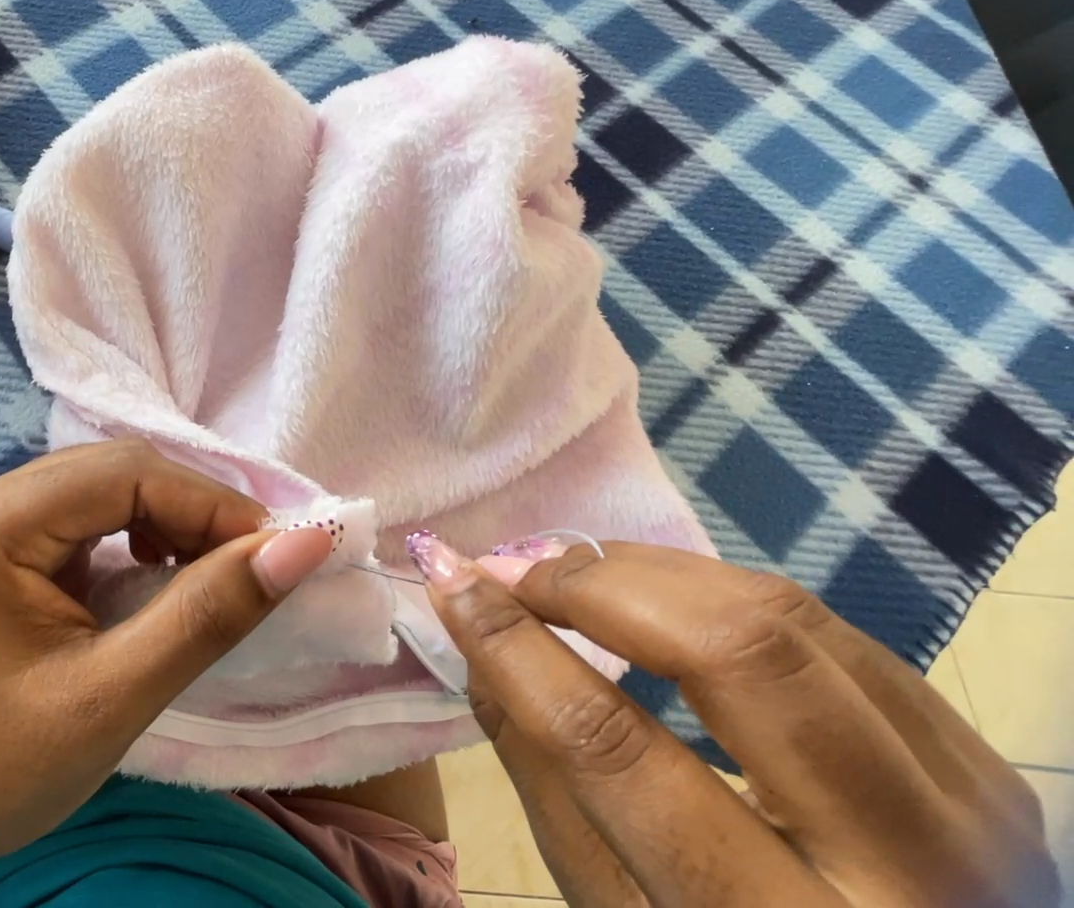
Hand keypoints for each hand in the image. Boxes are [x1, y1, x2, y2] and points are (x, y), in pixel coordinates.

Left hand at [0, 441, 334, 898]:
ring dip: (172, 517)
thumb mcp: (116, 695)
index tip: (276, 549)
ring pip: (108, 483)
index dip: (208, 503)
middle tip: (250, 563)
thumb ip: (206, 614)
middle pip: (116, 468)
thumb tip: (302, 545)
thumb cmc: (9, 765)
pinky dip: (142, 531)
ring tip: (211, 569)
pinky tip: (160, 569)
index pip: (124, 474)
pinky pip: (92, 511)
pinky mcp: (9, 542)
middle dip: (192, 508)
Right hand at [417, 538, 1058, 907]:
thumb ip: (541, 772)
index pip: (619, 749)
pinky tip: (649, 595)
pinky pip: (829, 628)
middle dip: (595, 585)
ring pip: (785, 616)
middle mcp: (904, 862)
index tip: (452, 581)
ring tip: (563, 570)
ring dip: (647, 571)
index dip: (519, 648)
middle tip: (512, 568)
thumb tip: (473, 635)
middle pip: (736, 652)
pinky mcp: (977, 755)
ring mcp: (965, 799)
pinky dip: (715, 591)